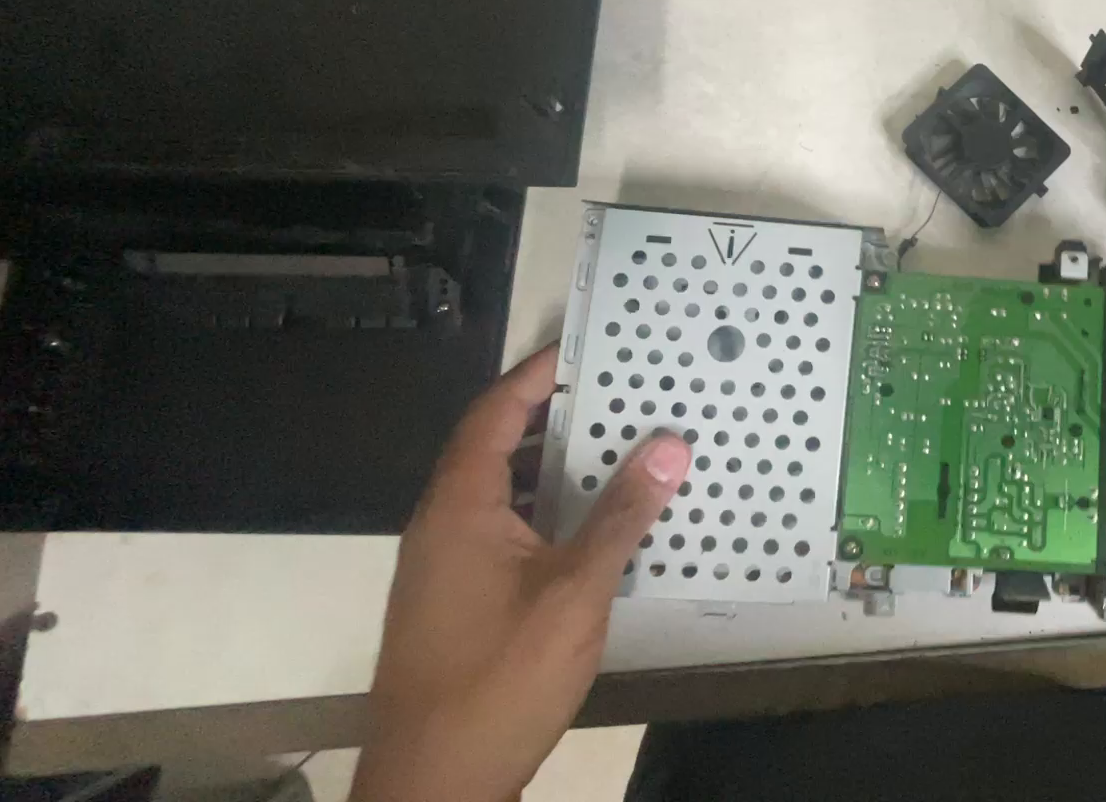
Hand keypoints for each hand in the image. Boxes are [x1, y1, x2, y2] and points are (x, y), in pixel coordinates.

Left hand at [349, 345, 690, 801]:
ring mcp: (452, 562)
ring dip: (558, 461)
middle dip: (557, 412)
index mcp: (460, 508)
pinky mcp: (466, 594)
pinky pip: (513, 524)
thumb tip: (669, 444)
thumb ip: (622, 514)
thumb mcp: (574, 591)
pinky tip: (601, 517)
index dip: (536, 375)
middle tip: (624, 389)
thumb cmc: (500, 678)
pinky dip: (554, 504)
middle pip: (498, 444)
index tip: (588, 348)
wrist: (435, 788)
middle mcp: (446, 524)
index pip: (493, 415)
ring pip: (507, 488)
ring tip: (623, 441)